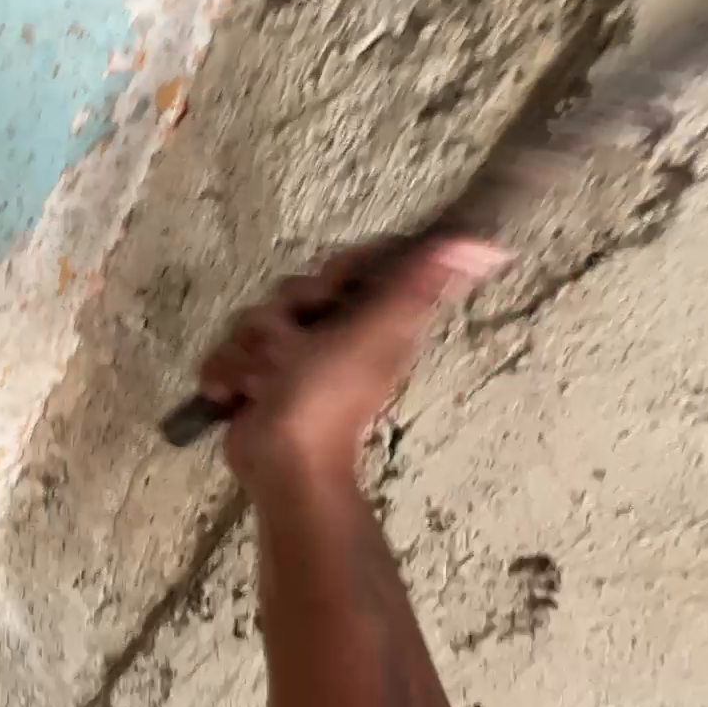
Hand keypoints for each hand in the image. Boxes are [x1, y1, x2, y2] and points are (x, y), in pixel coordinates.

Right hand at [198, 237, 507, 492]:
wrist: (281, 460)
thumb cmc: (326, 400)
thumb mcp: (372, 335)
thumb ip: (413, 287)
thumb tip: (485, 246)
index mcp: (371, 318)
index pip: (357, 264)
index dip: (336, 268)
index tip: (324, 291)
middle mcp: (330, 332)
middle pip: (291, 291)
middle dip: (277, 320)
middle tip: (287, 350)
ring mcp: (286, 356)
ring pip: (250, 324)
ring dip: (246, 356)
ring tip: (258, 385)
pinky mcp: (250, 377)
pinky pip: (224, 355)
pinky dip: (222, 377)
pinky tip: (231, 395)